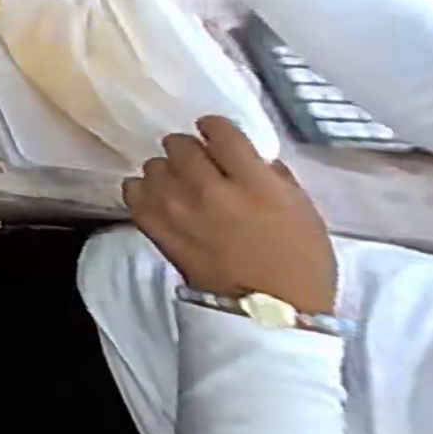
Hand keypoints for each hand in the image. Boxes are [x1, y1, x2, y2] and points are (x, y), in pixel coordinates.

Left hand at [123, 117, 336, 314]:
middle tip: (201, 167)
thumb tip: (240, 149)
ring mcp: (170, 201)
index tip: (215, 134)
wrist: (262, 304)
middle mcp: (207, 187)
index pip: (220, 133)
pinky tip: (164, 201)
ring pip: (154, 163)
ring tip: (185, 189)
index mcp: (254, 185)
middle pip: (178, 142)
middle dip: (190, 151)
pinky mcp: (146, 216)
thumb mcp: (301, 210)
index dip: (215, 128)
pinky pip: (132, 184)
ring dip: (168, 172)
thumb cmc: (294, 258)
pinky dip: (146, 190)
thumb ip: (269, 174)